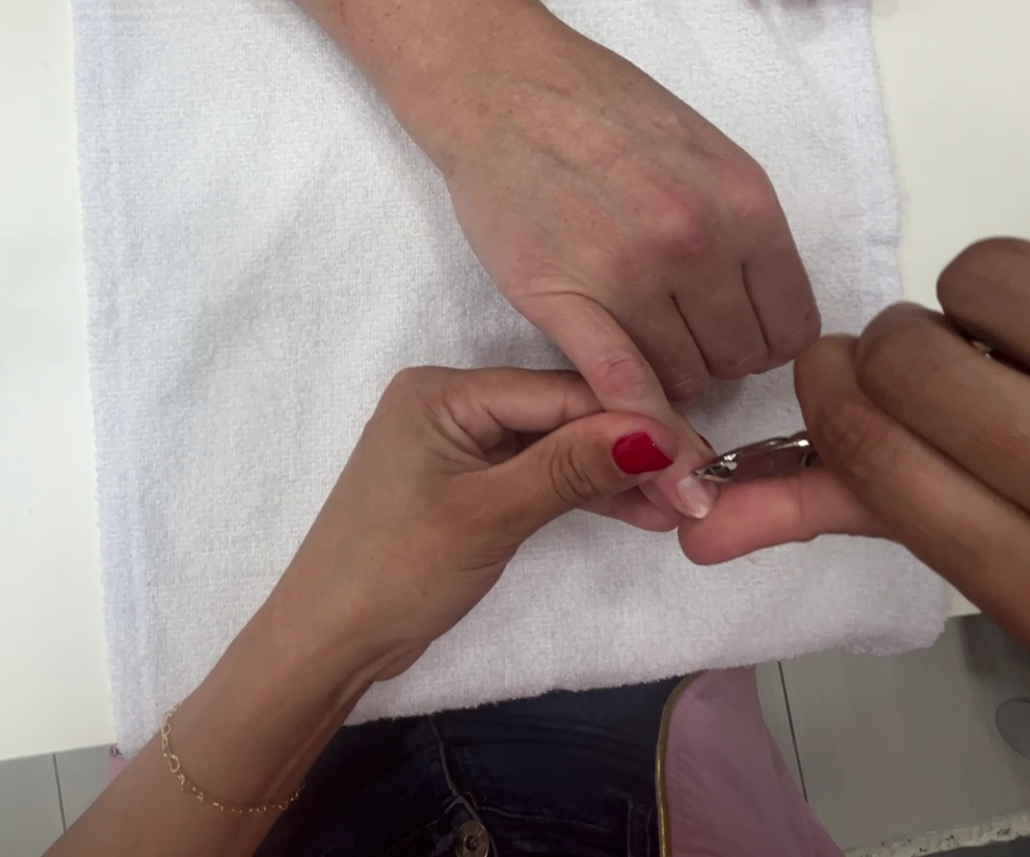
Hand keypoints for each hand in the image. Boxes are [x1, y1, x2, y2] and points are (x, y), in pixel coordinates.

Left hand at [264, 367, 682, 680]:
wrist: (330, 638)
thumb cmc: (397, 569)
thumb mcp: (489, 515)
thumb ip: (570, 468)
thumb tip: (658, 435)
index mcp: (443, 390)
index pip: (556, 392)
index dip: (632, 423)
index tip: (699, 459)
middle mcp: (449, 402)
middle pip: (556, 414)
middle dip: (626, 449)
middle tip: (698, 487)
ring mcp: (456, 442)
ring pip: (550, 445)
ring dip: (608, 474)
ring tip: (678, 507)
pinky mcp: (463, 480)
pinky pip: (531, 472)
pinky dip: (576, 492)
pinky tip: (634, 510)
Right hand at [410, 23, 815, 525]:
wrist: (499, 90)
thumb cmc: (595, 107)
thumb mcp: (698, 146)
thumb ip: (736, 224)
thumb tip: (748, 303)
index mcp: (744, 203)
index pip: (789, 326)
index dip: (762, 347)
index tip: (729, 343)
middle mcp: (697, 243)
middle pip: (735, 362)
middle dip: (711, 366)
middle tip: (672, 346)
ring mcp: (629, 273)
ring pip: (680, 380)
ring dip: (664, 382)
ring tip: (631, 349)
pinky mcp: (561, 297)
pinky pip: (618, 382)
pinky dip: (638, 424)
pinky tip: (647, 456)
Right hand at [684, 201, 1029, 664]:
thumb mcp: (998, 543)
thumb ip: (846, 513)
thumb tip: (696, 525)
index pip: (865, 449)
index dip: (835, 387)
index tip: (848, 369)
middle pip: (911, 356)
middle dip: (907, 340)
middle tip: (958, 358)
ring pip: (993, 277)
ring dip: (997, 294)